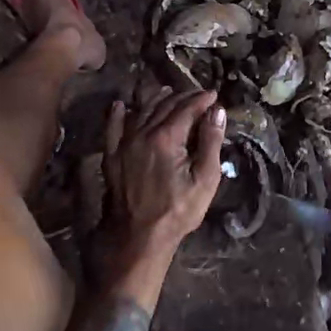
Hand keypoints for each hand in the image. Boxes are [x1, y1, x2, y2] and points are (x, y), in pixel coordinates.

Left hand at [99, 87, 226, 283]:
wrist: (139, 237)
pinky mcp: (112, 156)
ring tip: (168, 93)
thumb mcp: (205, 178)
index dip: (202, 99)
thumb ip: (211, 141)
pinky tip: (121, 106)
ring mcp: (124, 143)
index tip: (214, 95)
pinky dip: (118, 114)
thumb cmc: (178, 210)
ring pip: (141, 111)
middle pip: (165, 105)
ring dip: (157, 99)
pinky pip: (113, 128)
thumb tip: (217, 111)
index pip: (187, 108)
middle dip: (184, 97)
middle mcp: (143, 132)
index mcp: (167, 137)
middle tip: (198, 96)